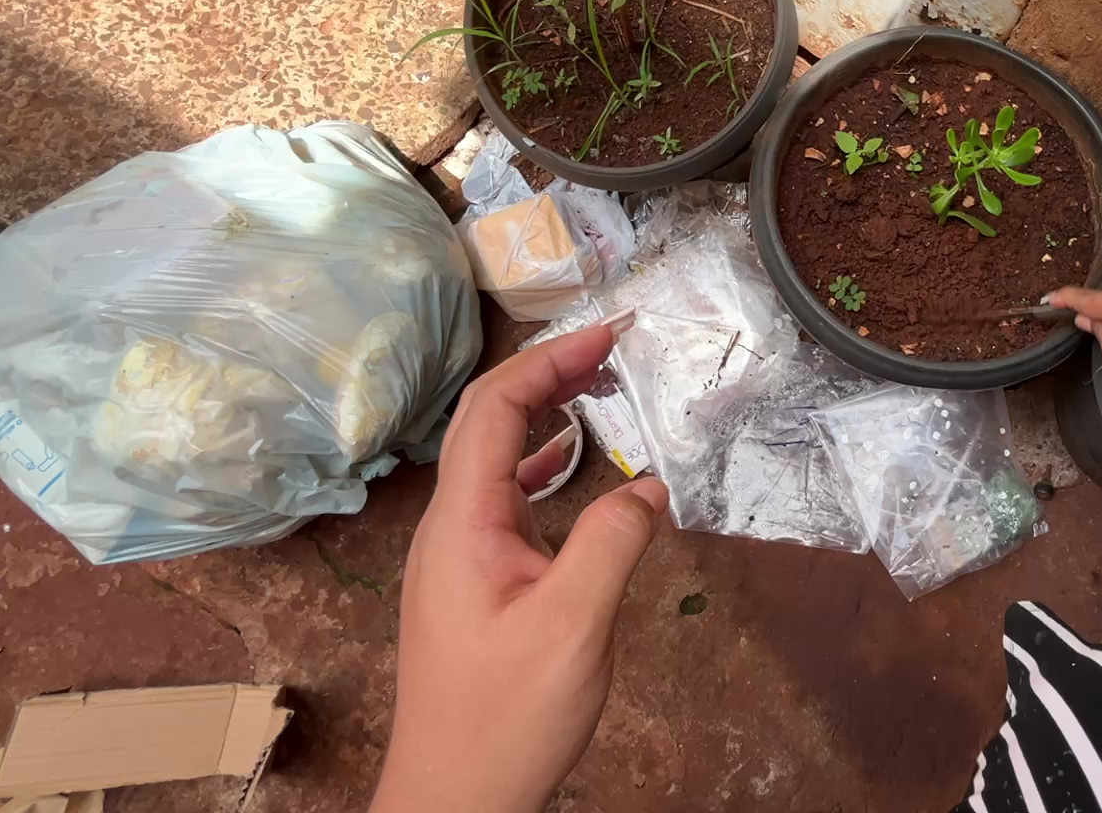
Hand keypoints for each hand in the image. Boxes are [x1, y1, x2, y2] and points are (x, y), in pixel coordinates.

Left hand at [371, 320, 668, 812]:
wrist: (455, 802)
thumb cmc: (506, 715)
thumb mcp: (574, 625)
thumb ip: (613, 542)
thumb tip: (649, 483)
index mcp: (462, 522)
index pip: (493, 410)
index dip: (548, 361)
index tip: (607, 336)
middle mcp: (452, 524)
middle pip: (489, 420)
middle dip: (547, 371)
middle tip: (610, 347)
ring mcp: (460, 549)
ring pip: (497, 452)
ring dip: (545, 409)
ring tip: (597, 384)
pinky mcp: (478, 572)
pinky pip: (508, 491)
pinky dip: (545, 457)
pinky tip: (571, 460)